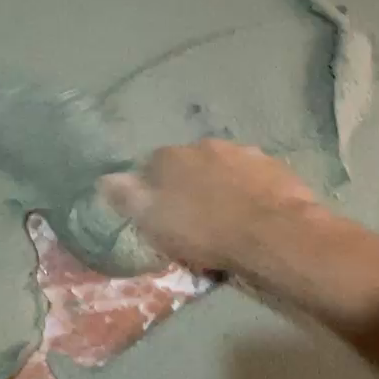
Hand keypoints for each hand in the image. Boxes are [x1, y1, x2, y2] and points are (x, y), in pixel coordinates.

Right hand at [98, 139, 321, 272]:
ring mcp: (244, 152)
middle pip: (190, 164)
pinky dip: (251, 191)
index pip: (151, 166)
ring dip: (222, 185)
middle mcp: (205, 145)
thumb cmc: (204, 231)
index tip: (160, 212)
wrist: (273, 234)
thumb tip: (104, 178)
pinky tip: (255, 214)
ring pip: (224, 168)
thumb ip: (127, 197)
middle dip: (191, 183)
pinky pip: (254, 178)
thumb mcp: (154, 221)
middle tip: (196, 216)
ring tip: (228, 216)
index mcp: (171, 156)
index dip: (154, 188)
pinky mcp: (275, 166)